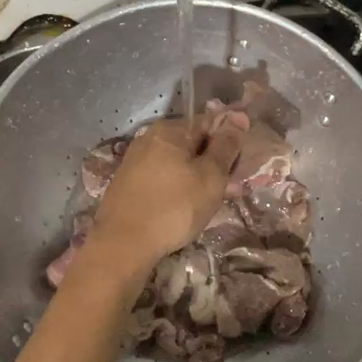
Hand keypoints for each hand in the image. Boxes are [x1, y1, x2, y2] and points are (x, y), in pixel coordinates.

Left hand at [87, 119, 238, 273]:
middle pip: (193, 142)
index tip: (240, 168)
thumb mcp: (210, 177)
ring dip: (198, 178)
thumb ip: (226, 146)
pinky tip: (186, 208)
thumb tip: (239, 117)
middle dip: (214, 164)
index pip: (210, 123)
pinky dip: (178, 187)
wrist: (122, 244)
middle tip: (228, 191)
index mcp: (170, 129)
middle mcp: (150, 137)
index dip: (230, 143)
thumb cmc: (173, 208)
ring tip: (210, 204)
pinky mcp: (129, 182)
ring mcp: (137, 160)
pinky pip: (163, 176)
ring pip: (178, 162)